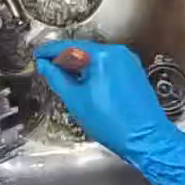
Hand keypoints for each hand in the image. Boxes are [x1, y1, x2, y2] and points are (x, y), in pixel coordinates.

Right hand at [34, 40, 184, 184]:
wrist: (146, 138)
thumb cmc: (114, 123)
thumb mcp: (76, 100)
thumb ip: (57, 78)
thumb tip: (44, 65)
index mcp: (103, 56)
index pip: (69, 46)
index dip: (50, 51)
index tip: (38, 54)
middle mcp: (118, 53)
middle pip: (83, 50)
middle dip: (64, 58)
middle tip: (46, 66)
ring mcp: (128, 61)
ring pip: (96, 58)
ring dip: (79, 65)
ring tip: (63, 77)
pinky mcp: (134, 72)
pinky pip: (108, 65)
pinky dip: (94, 71)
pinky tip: (84, 83)